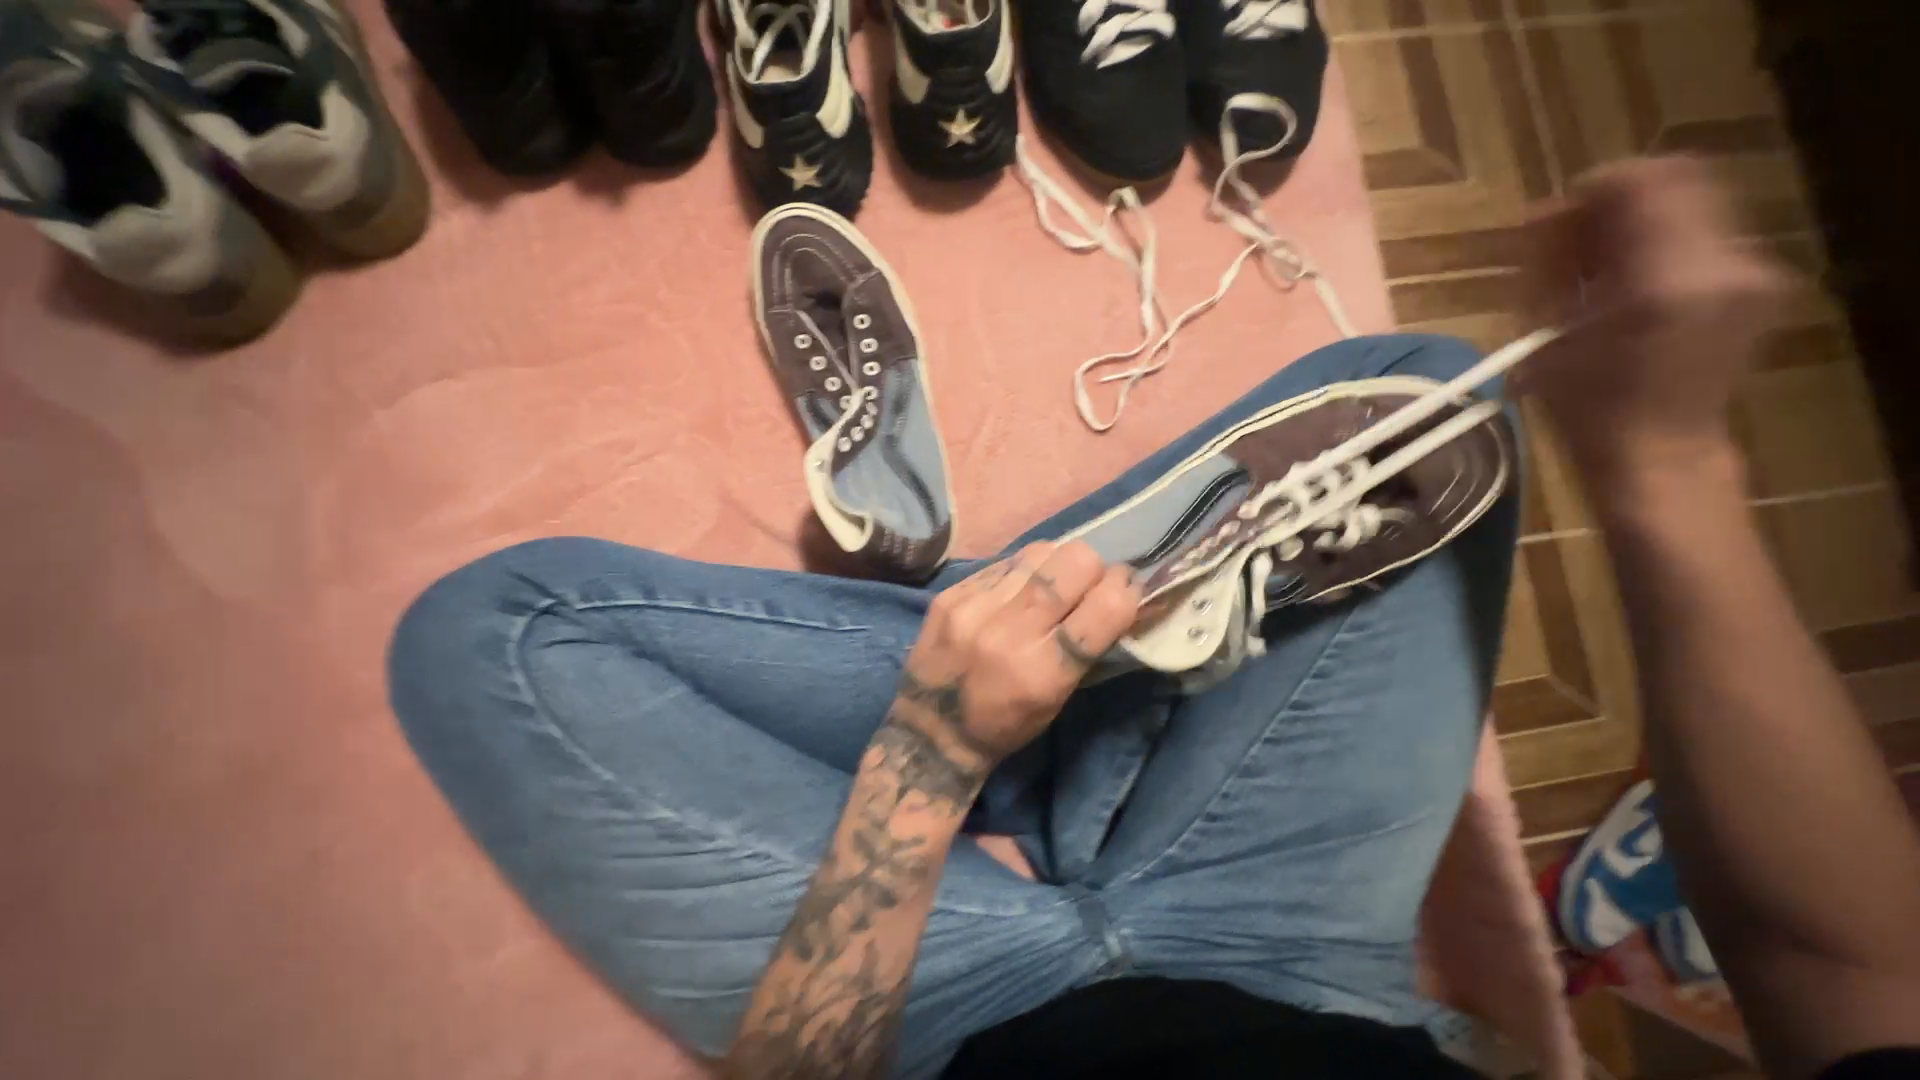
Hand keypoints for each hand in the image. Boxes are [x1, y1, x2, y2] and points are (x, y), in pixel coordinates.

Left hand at [891, 541, 1140, 771]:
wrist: (930, 732)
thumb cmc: (1006, 724)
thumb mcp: (1057, 699)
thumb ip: (1088, 646)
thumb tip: (1120, 593)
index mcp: (1045, 672)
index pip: (1106, 607)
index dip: (1125, 590)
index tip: (1125, 590)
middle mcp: (1010, 633)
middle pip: (1075, 561)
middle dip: (1093, 568)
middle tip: (1087, 584)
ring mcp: (975, 608)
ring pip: (1040, 551)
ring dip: (1056, 563)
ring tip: (1050, 584)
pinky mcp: (951, 595)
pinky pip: (1003, 562)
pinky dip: (1021, 571)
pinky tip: (1016, 591)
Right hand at [1516, 157, 1791, 489]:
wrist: (1661, 456)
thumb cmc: (1588, 410)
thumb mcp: (1550, 335)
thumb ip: (1554, 266)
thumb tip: (1547, 220)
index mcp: (1665, 281)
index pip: (1640, 183)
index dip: (1589, 190)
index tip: (1548, 222)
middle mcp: (1724, 264)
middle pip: (1673, 184)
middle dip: (1610, 206)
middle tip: (1566, 245)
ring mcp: (1753, 273)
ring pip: (1690, 207)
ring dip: (1634, 226)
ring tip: (1593, 271)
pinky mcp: (1758, 286)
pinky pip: (1704, 238)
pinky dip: (1660, 247)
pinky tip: (1626, 286)